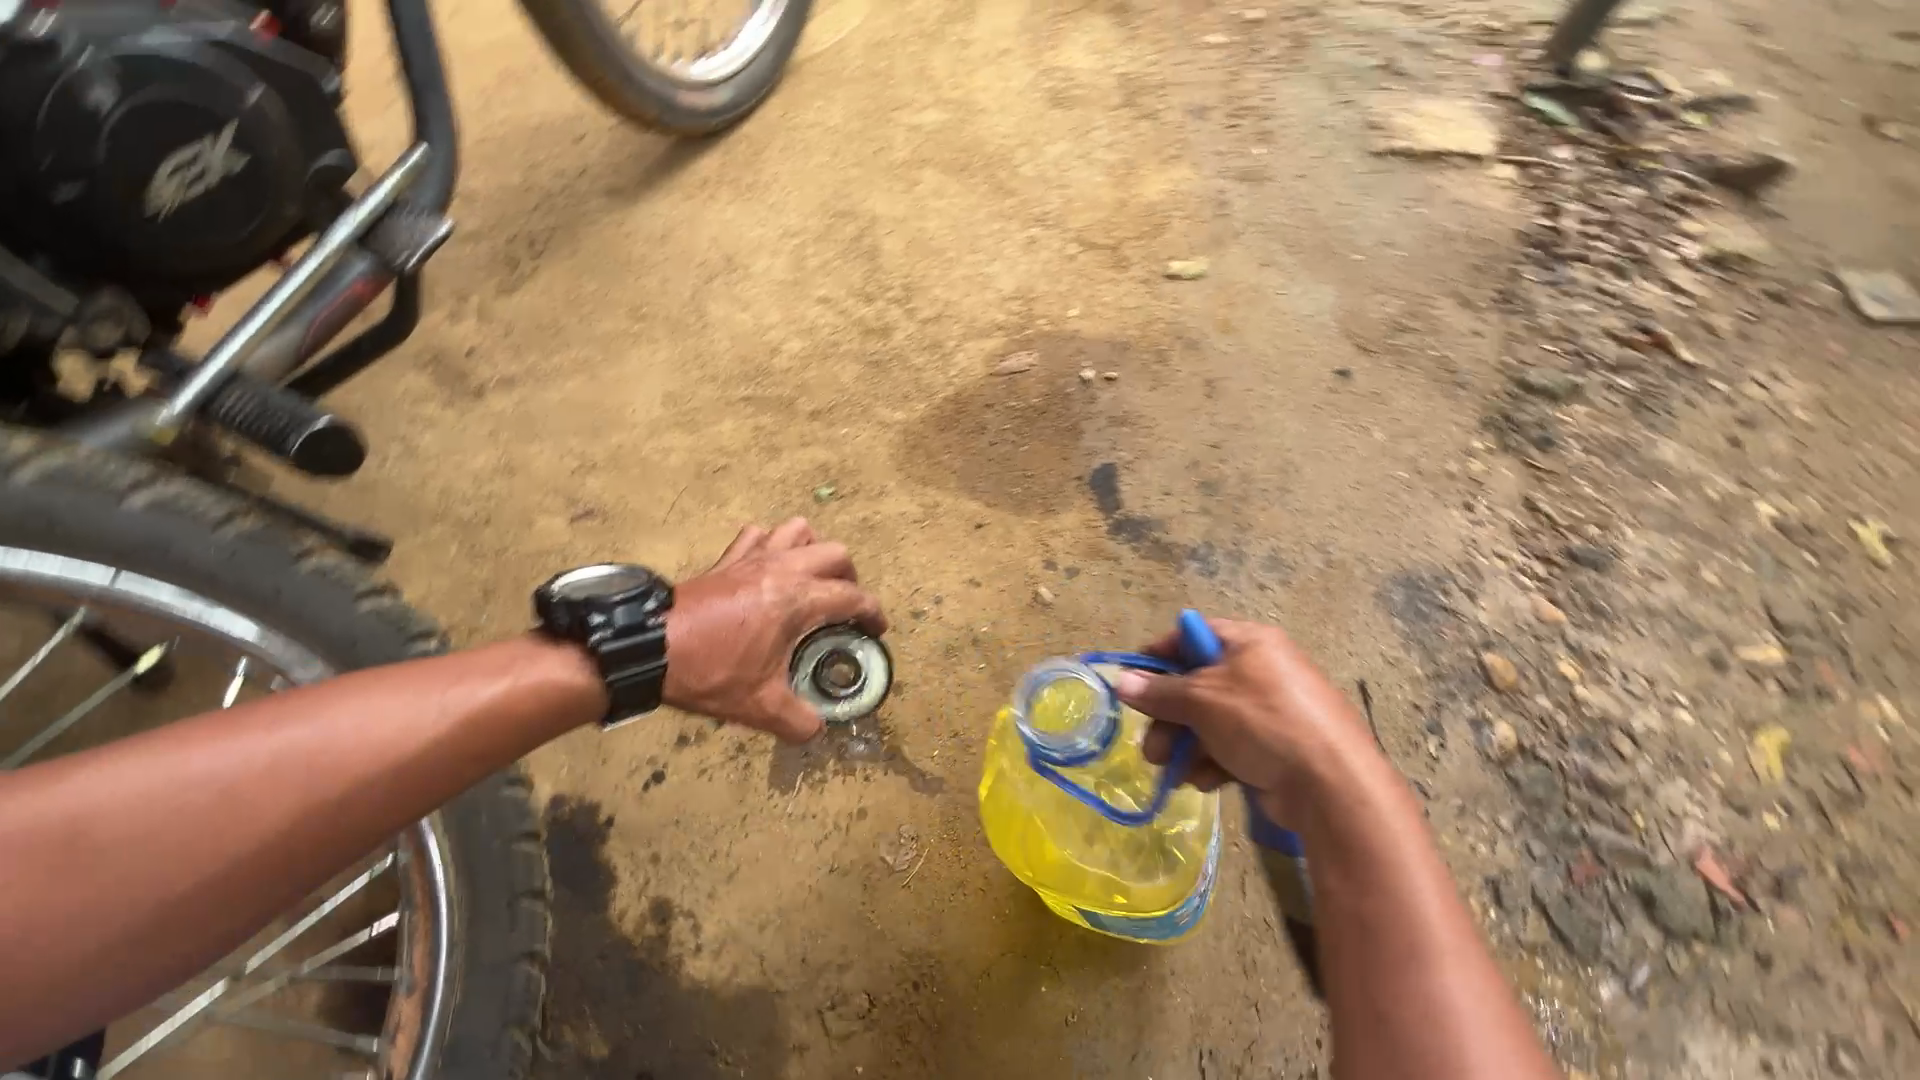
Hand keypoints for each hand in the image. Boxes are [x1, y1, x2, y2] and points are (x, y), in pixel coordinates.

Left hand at [663, 518, 886, 740]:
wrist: (649, 646)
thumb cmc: (710, 671)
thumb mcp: (761, 707)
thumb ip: (799, 721)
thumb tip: (816, 729)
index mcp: (799, 600)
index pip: (853, 597)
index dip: (872, 614)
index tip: (876, 630)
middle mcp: (783, 569)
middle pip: (835, 553)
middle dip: (848, 578)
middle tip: (843, 606)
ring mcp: (753, 558)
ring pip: (798, 531)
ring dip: (812, 551)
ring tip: (810, 579)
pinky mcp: (727, 559)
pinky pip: (758, 535)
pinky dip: (771, 544)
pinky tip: (768, 567)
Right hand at [1113, 619, 1375, 821]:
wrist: (1331, 785)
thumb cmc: (1262, 722)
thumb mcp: (1202, 700)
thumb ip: (1159, 692)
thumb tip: (1121, 682)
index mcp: (1249, 642)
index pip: (1193, 636)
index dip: (1160, 657)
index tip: (1133, 682)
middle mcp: (1261, 670)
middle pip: (1197, 685)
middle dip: (1168, 717)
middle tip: (1150, 746)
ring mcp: (1270, 711)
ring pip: (1210, 721)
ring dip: (1184, 745)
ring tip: (1170, 771)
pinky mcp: (1276, 748)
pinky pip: (1231, 746)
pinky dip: (1211, 762)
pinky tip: (1201, 781)